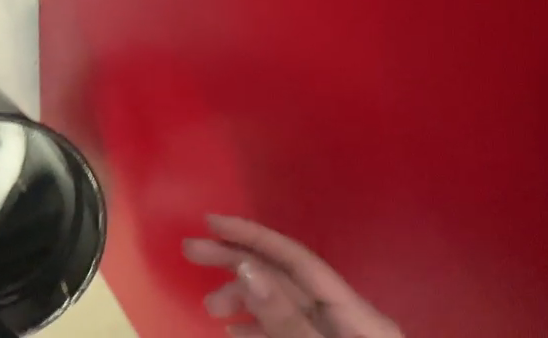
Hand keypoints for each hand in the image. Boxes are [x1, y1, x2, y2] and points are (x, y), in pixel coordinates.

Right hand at [184, 215, 401, 337]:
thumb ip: (284, 320)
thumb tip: (245, 267)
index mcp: (357, 317)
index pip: (298, 259)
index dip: (252, 235)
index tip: (208, 222)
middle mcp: (351, 322)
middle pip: (286, 277)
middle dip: (237, 263)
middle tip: (189, 253)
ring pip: (284, 304)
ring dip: (243, 300)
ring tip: (211, 311)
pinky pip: (288, 329)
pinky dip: (258, 327)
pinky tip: (234, 334)